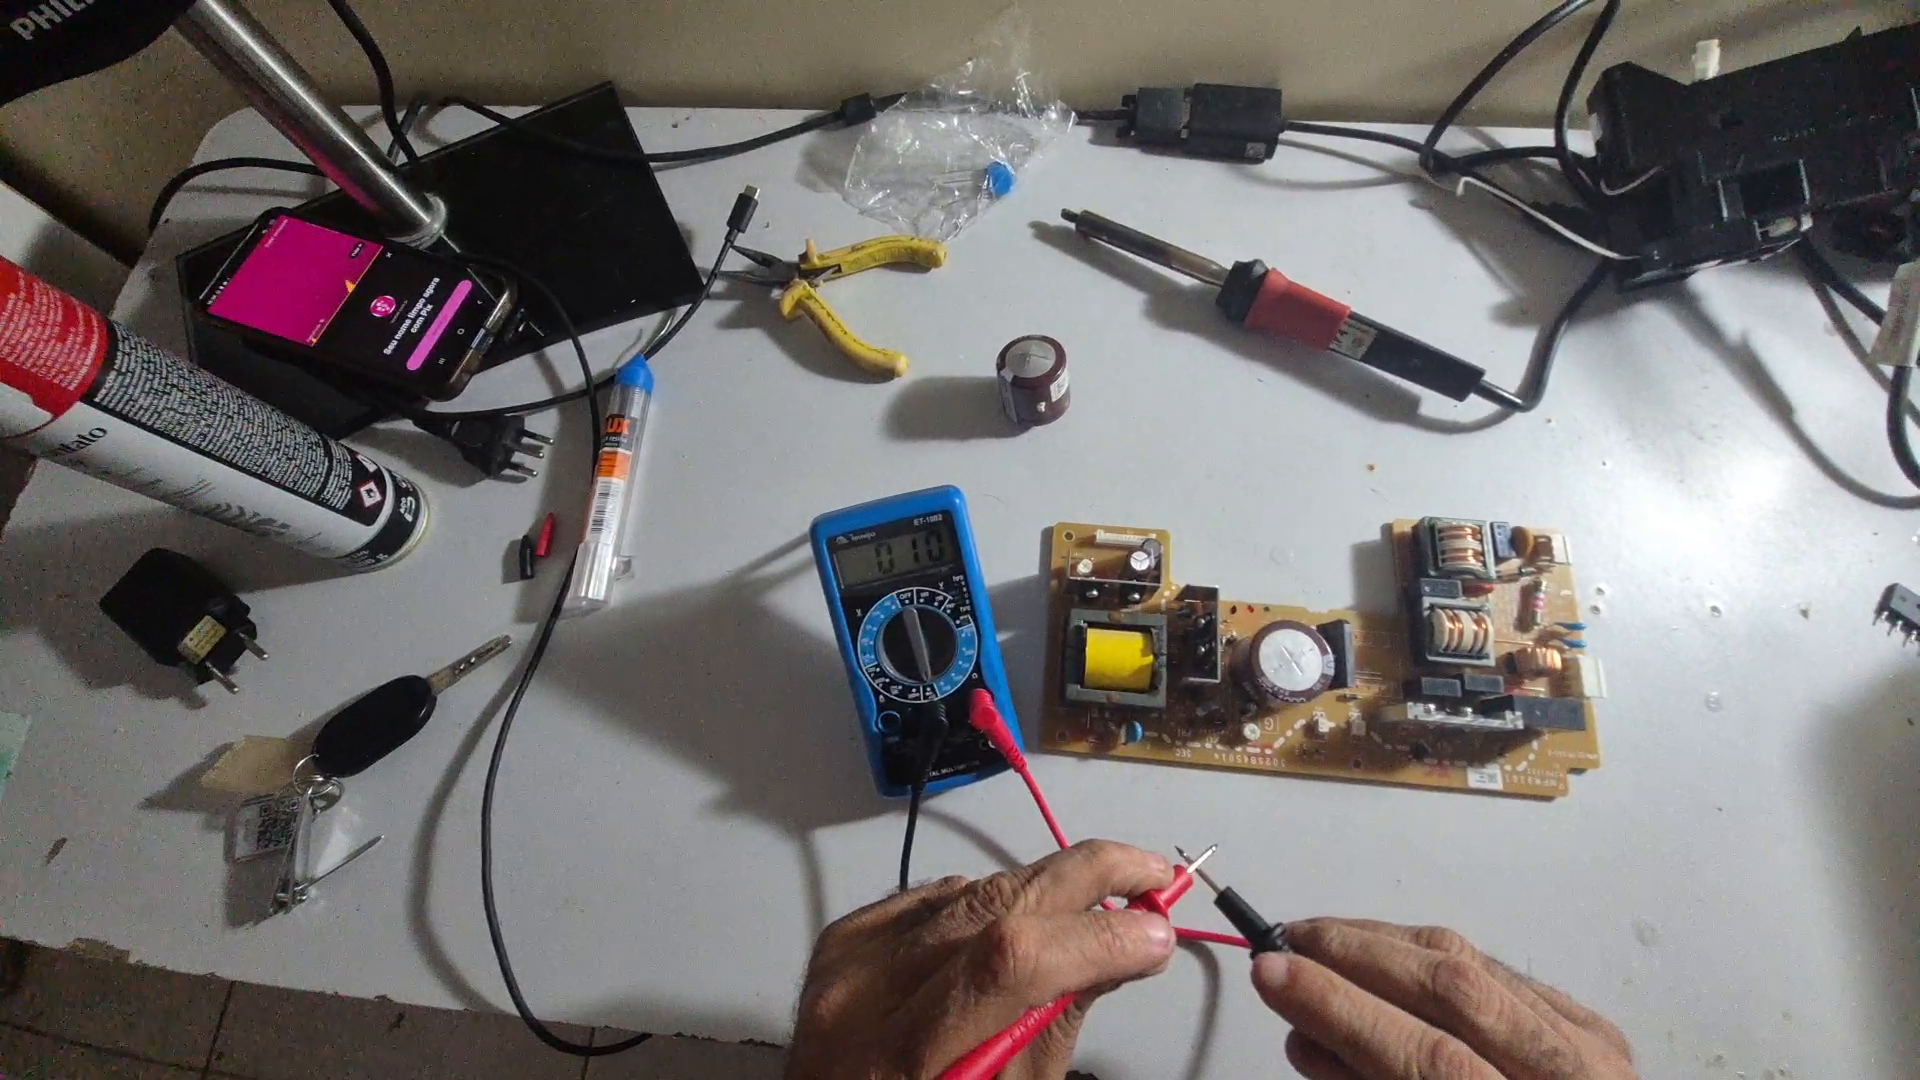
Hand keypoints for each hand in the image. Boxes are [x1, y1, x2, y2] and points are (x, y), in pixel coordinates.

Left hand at [786, 840, 1177, 1079]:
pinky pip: (938, 895)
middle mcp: (862, 987)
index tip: (1160, 931)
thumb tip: (1126, 943)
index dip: (1091, 939)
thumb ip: (1054, 1026)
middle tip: (1152, 872)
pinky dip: (991, 900)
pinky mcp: (848, 930)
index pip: (1008, 964)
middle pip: (990, 904)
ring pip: (971, 891)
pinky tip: (1022, 912)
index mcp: (896, 1057)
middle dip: (1084, 876)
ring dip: (1046, 888)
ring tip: (1101, 893)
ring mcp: (849, 950)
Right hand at [1253, 918, 1636, 1079]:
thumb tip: (1300, 1027)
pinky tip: (1367, 946)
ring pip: (1466, 958)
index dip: (1339, 1008)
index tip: (1266, 971)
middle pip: (1451, 991)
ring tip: (1310, 938)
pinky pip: (1483, 959)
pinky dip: (1412, 947)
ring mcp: (1593, 1049)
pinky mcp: (1590, 1024)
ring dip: (1371, 941)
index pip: (1430, 1062)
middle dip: (1351, 956)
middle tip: (1281, 942)